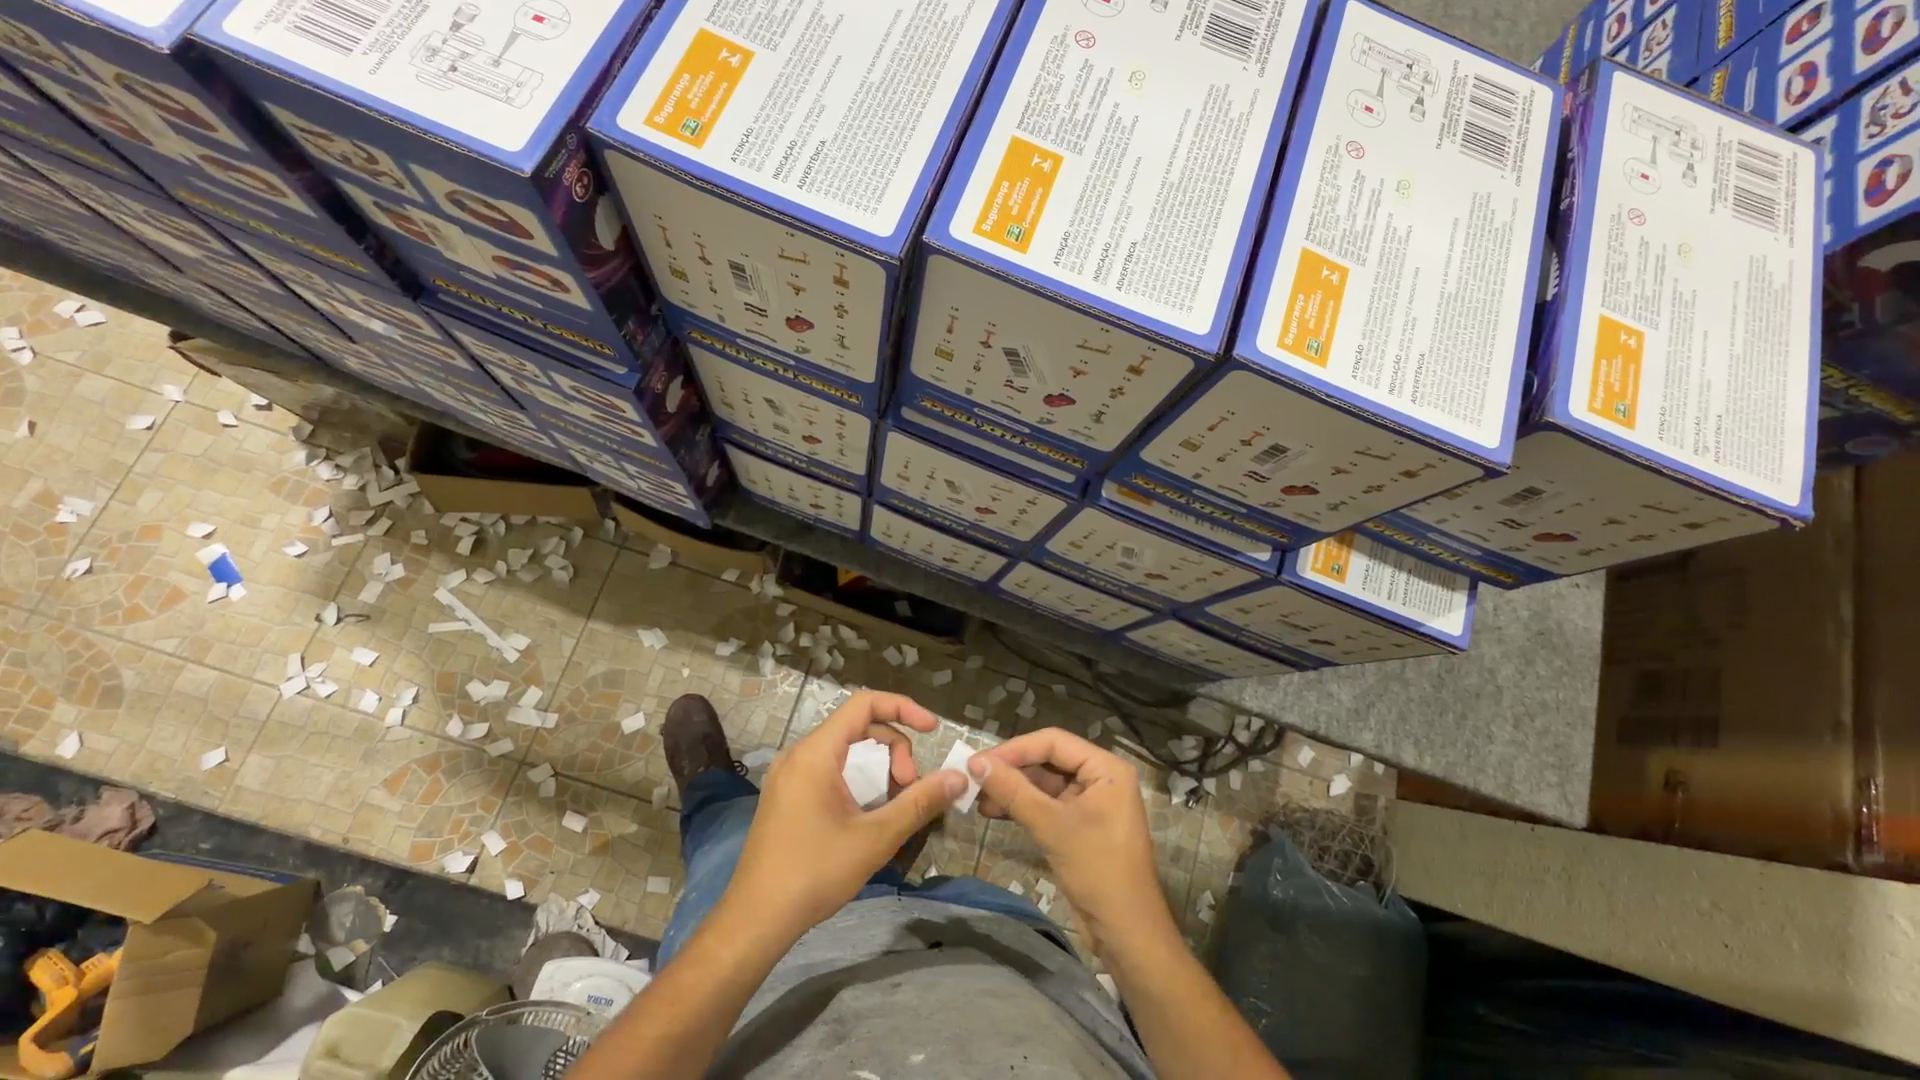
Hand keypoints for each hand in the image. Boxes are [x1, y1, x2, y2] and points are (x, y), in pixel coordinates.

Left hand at [722, 691, 966, 937]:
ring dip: (878, 769)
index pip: (864, 704)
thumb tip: (958, 777)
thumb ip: (919, 802)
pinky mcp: (787, 797)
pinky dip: (858, 782)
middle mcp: (798, 755)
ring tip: (894, 807)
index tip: (933, 730)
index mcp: (815, 754)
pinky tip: (870, 816)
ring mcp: (789, 777)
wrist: (757, 918)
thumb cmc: (814, 873)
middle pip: (858, 728)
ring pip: (845, 753)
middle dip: (894, 750)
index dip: (903, 708)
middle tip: (910, 789)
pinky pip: (830, 772)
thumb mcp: (875, 838)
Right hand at [969, 728, 1172, 949]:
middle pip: (1048, 761)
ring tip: (978, 800)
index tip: (978, 762)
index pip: (1053, 742)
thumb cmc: (1097, 869)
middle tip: (973, 781)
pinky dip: (1023, 807)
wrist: (1125, 929)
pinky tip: (995, 812)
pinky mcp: (1081, 826)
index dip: (1014, 749)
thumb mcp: (1052, 827)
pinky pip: (1047, 805)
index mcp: (1106, 769)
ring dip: (1013, 790)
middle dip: (1011, 770)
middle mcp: (1101, 779)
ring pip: (1044, 784)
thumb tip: (976, 763)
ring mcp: (1091, 803)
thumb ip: (1014, 791)